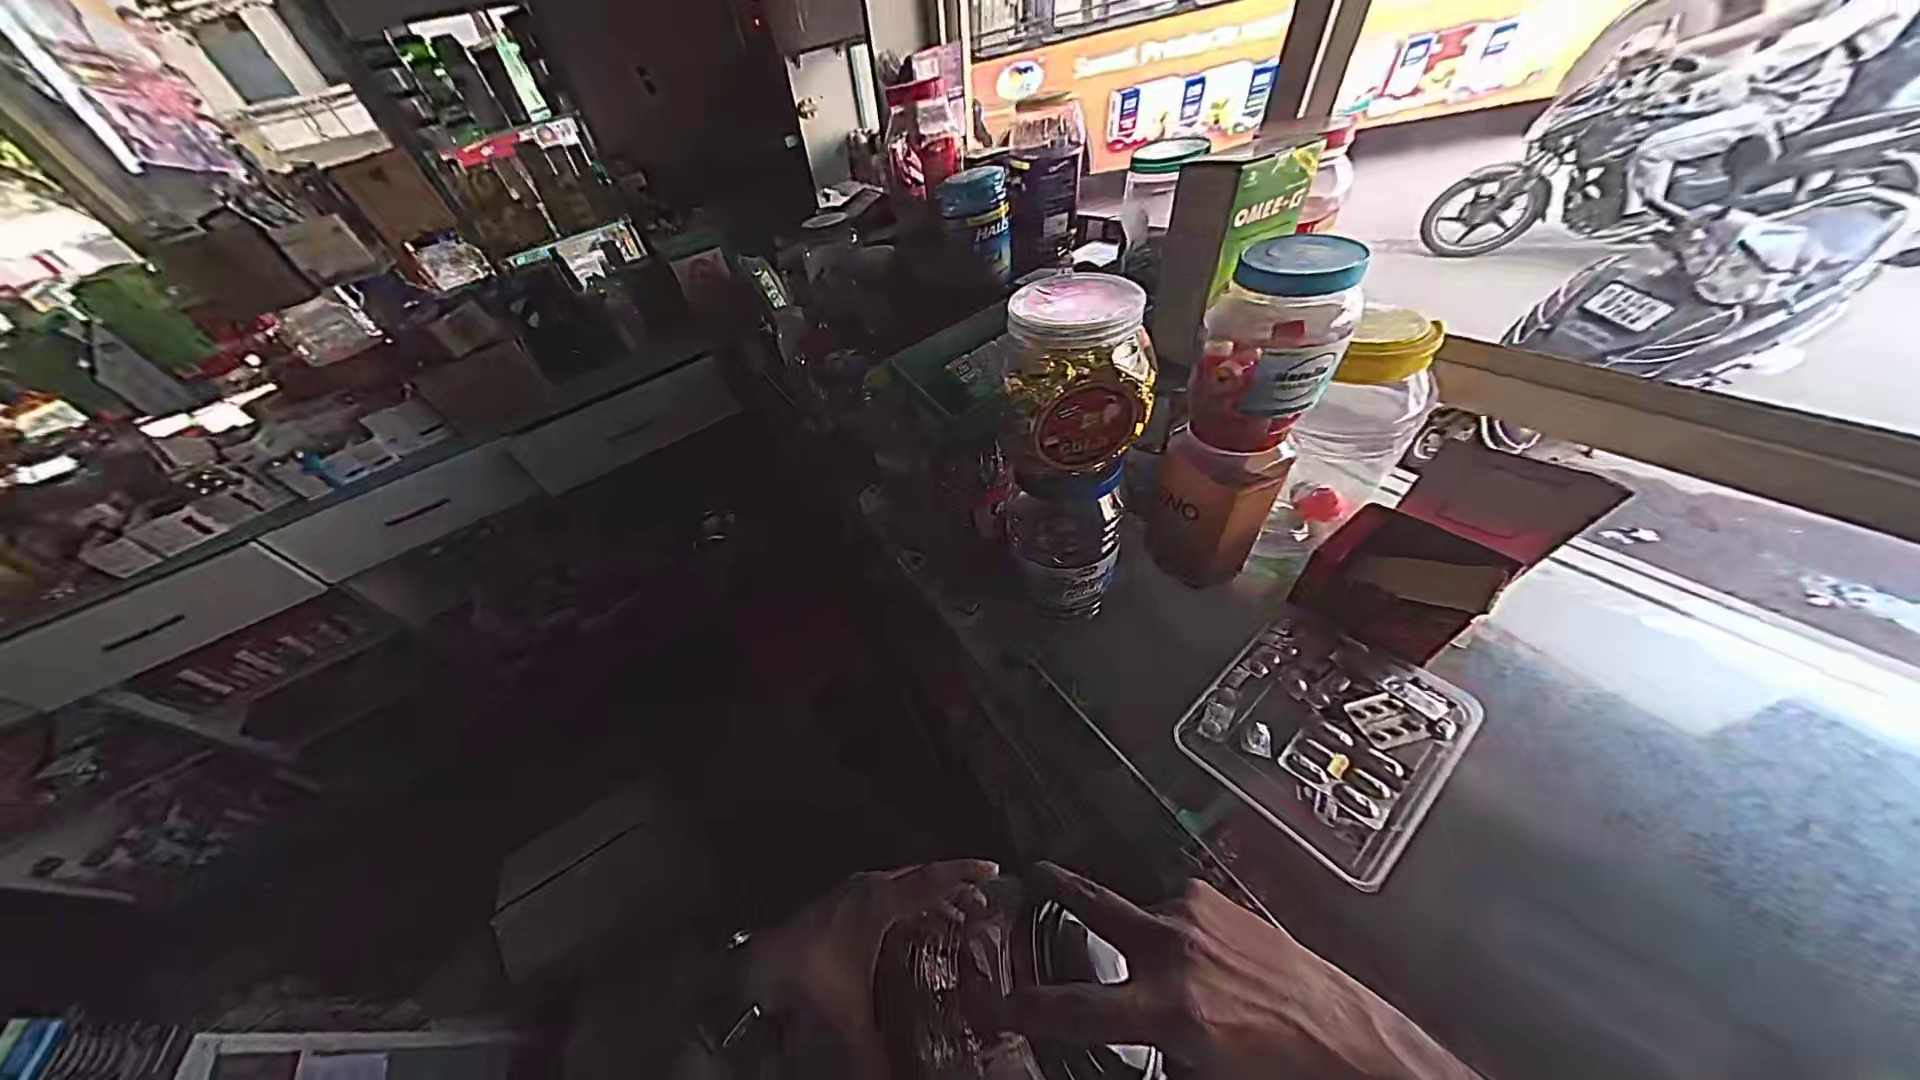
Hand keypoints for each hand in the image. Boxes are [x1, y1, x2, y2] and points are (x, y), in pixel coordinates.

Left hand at [745, 860, 997, 1079]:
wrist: (749, 978)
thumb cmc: (804, 988)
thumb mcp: (854, 1030)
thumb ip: (887, 1063)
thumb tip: (912, 1079)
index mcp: (879, 902)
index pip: (933, 879)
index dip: (967, 873)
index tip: (995, 872)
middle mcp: (867, 888)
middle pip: (920, 876)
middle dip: (953, 887)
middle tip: (979, 904)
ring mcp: (848, 891)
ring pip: (900, 883)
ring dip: (927, 895)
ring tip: (949, 918)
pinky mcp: (836, 902)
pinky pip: (882, 893)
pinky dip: (904, 903)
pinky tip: (906, 930)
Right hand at [1003, 863, 1478, 1079]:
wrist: (1350, 1039)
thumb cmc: (1280, 1067)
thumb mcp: (1202, 1071)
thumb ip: (1150, 1043)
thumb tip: (1117, 1031)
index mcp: (1169, 1006)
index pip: (1078, 1007)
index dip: (1030, 1006)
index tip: (1000, 999)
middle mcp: (1174, 947)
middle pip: (1092, 904)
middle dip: (1054, 886)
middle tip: (1032, 875)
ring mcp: (1193, 913)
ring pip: (1137, 912)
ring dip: (1136, 932)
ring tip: (1162, 963)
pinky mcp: (1213, 898)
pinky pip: (1170, 907)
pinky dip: (1169, 928)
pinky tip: (1195, 954)